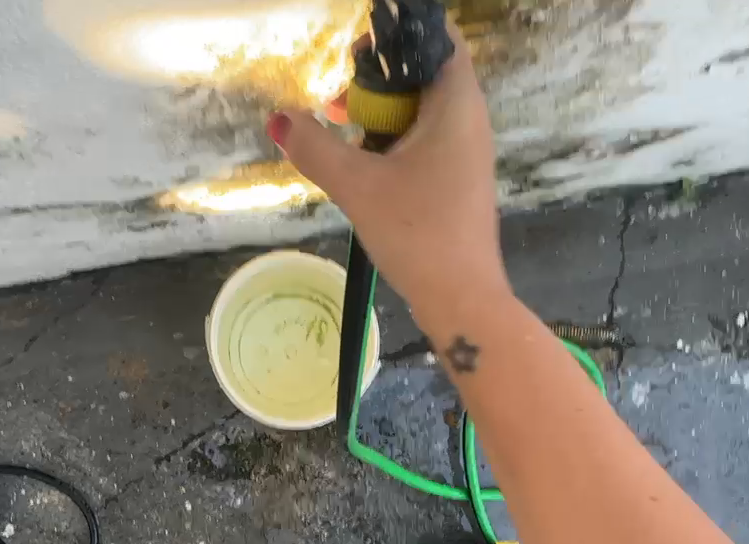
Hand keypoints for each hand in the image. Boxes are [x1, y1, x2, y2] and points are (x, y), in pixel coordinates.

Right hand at [267, 23, 510, 334]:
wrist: (461, 300)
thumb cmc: (417, 233)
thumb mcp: (357, 186)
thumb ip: (315, 147)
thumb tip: (279, 122)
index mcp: (456, 102)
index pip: (434, 38)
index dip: (394, 40)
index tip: (355, 62)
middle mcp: (469, 120)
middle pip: (423, 74)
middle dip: (378, 83)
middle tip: (341, 107)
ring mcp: (467, 154)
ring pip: (421, 114)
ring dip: (382, 120)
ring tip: (346, 140)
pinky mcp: (459, 184)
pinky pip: (426, 145)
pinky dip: (395, 147)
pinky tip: (369, 173)